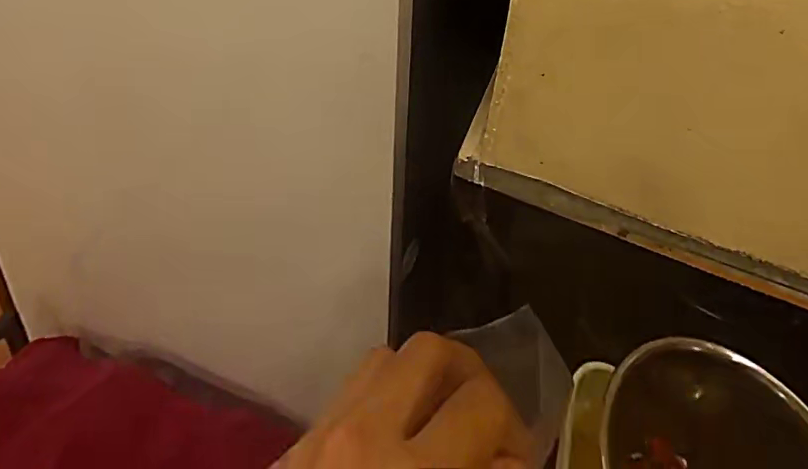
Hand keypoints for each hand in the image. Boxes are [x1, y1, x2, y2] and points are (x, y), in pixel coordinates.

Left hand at [278, 332, 530, 468]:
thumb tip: (512, 455)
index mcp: (408, 468)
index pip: (482, 404)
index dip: (514, 429)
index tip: (517, 457)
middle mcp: (359, 437)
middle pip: (430, 351)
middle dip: (468, 377)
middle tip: (482, 420)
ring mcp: (316, 437)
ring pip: (384, 358)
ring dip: (419, 381)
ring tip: (436, 422)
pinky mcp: (290, 451)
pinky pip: (346, 394)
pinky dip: (378, 401)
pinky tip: (390, 439)